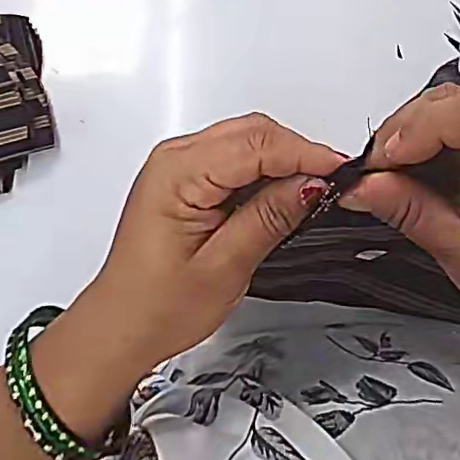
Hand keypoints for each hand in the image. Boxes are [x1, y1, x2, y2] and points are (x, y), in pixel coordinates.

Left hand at [0, 114, 343, 459]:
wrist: (120, 327)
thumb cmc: (154, 307)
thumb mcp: (224, 267)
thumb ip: (269, 217)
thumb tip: (310, 183)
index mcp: (177, 175)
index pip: (256, 144)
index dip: (304, 154)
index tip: (339, 171)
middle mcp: (174, 158)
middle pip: (253, 132)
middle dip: (298, 152)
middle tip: (333, 182)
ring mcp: (180, 163)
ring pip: (248, 138)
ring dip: (284, 159)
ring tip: (312, 190)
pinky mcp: (188, 174)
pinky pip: (237, 155)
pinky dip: (267, 168)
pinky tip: (282, 192)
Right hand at [341, 85, 459, 403]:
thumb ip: (414, 214)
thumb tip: (366, 185)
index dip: (420, 128)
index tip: (383, 160)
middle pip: (456, 102)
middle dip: (405, 132)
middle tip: (376, 173)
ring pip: (447, 105)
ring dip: (408, 136)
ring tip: (392, 178)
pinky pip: (449, 121)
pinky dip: (420, 143)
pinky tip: (412, 173)